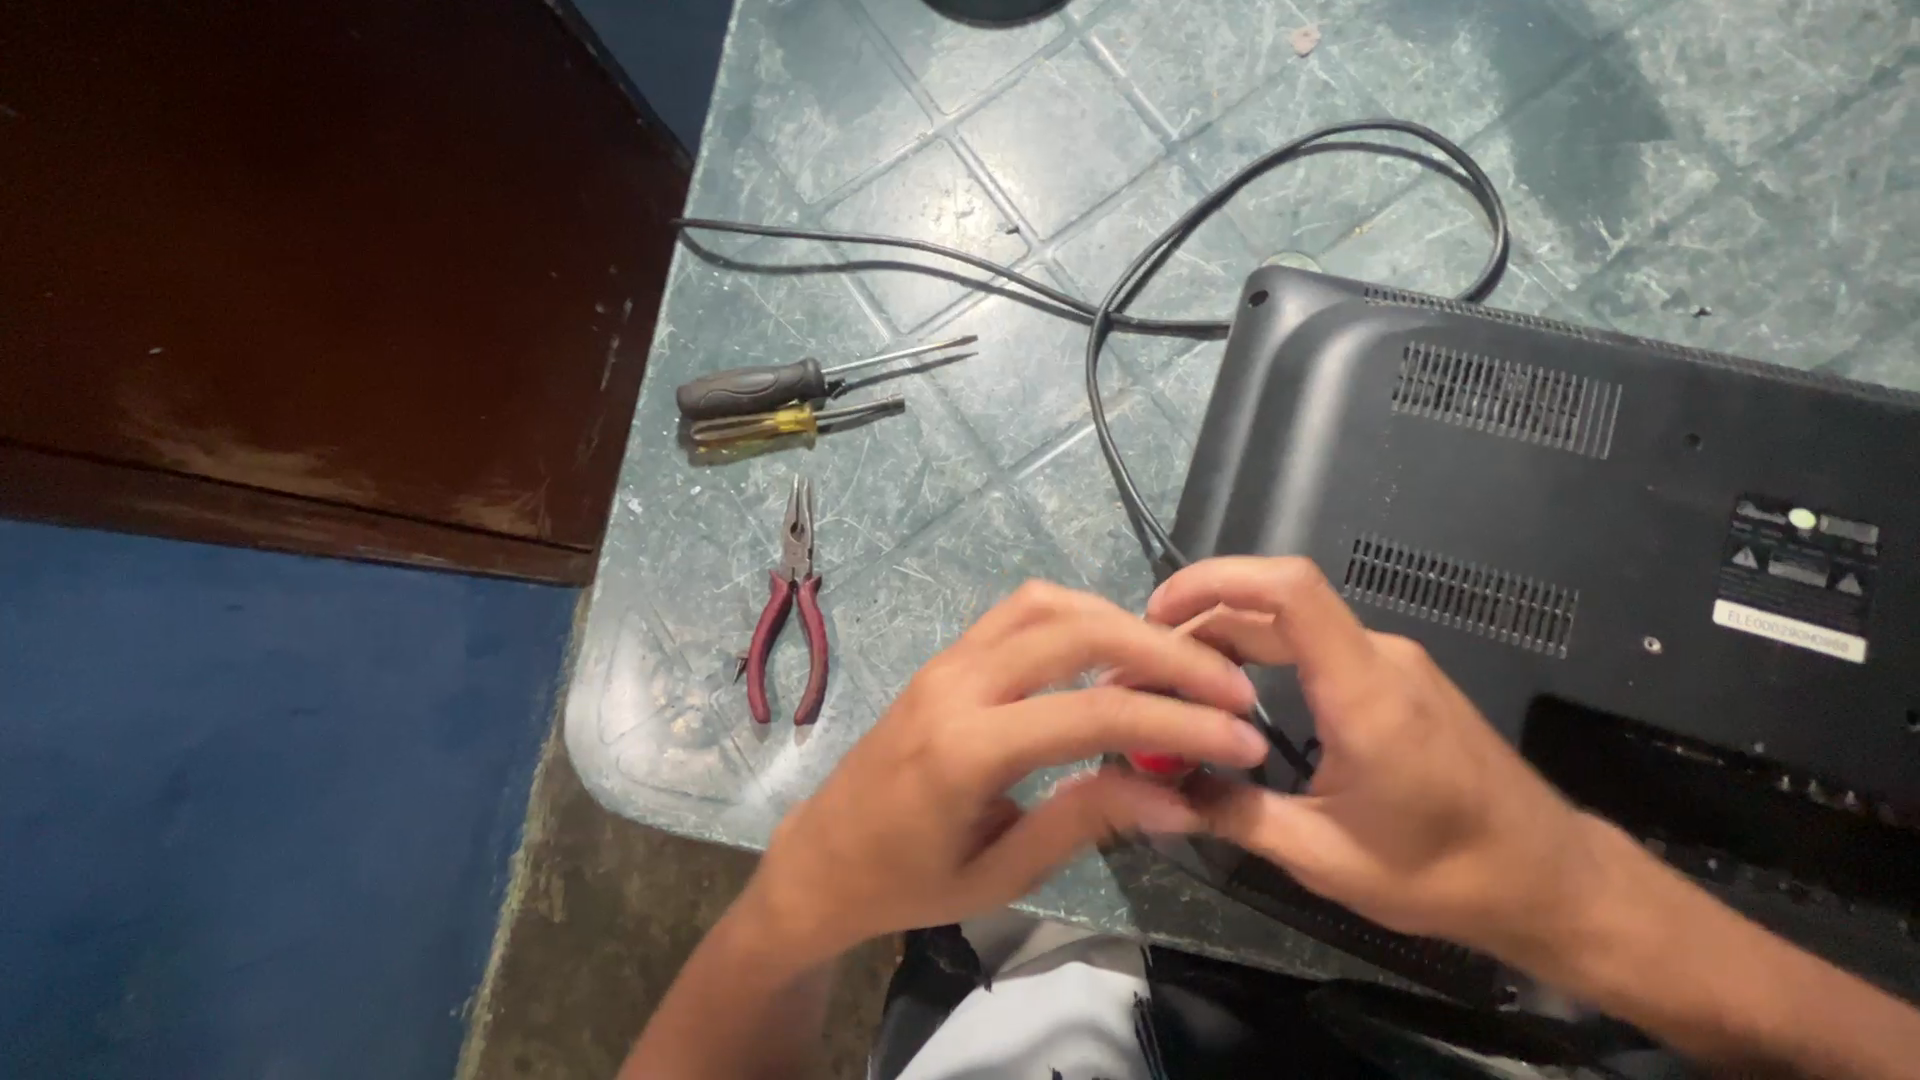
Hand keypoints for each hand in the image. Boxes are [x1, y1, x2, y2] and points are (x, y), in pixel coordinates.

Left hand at [742, 581, 1272, 963]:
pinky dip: (1080, 616)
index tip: (1243, 739)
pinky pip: (1020, 611)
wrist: (822, 857)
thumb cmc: (907, 882)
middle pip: (1076, 634)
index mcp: (964, 749)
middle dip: (1165, 654)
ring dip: (1123, 621)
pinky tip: (1115, 648)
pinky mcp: (947, 655)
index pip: (1091, 715)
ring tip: (1180, 664)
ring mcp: (947, 659)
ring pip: (1048, 604)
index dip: (1176, 724)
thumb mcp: (1001, 873)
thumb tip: (1179, 799)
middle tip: (1227, 688)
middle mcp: (956, 684)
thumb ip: (1086, 823)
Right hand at [1148, 557, 1601, 961]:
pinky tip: (1230, 693)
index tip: (1158, 613)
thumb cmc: (1445, 872)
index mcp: (1365, 692)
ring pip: (1291, 623)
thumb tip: (1158, 789)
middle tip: (1146, 667)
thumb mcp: (1326, 857)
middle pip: (1274, 602)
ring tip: (1175, 681)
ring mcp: (1391, 662)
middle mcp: (1379, 657)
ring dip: (1226, 639)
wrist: (1551, 881)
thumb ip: (1237, 815)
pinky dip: (1259, 655)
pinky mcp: (1394, 677)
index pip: (1289, 589)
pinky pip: (1314, 644)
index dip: (1215, 580)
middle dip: (1200, 620)